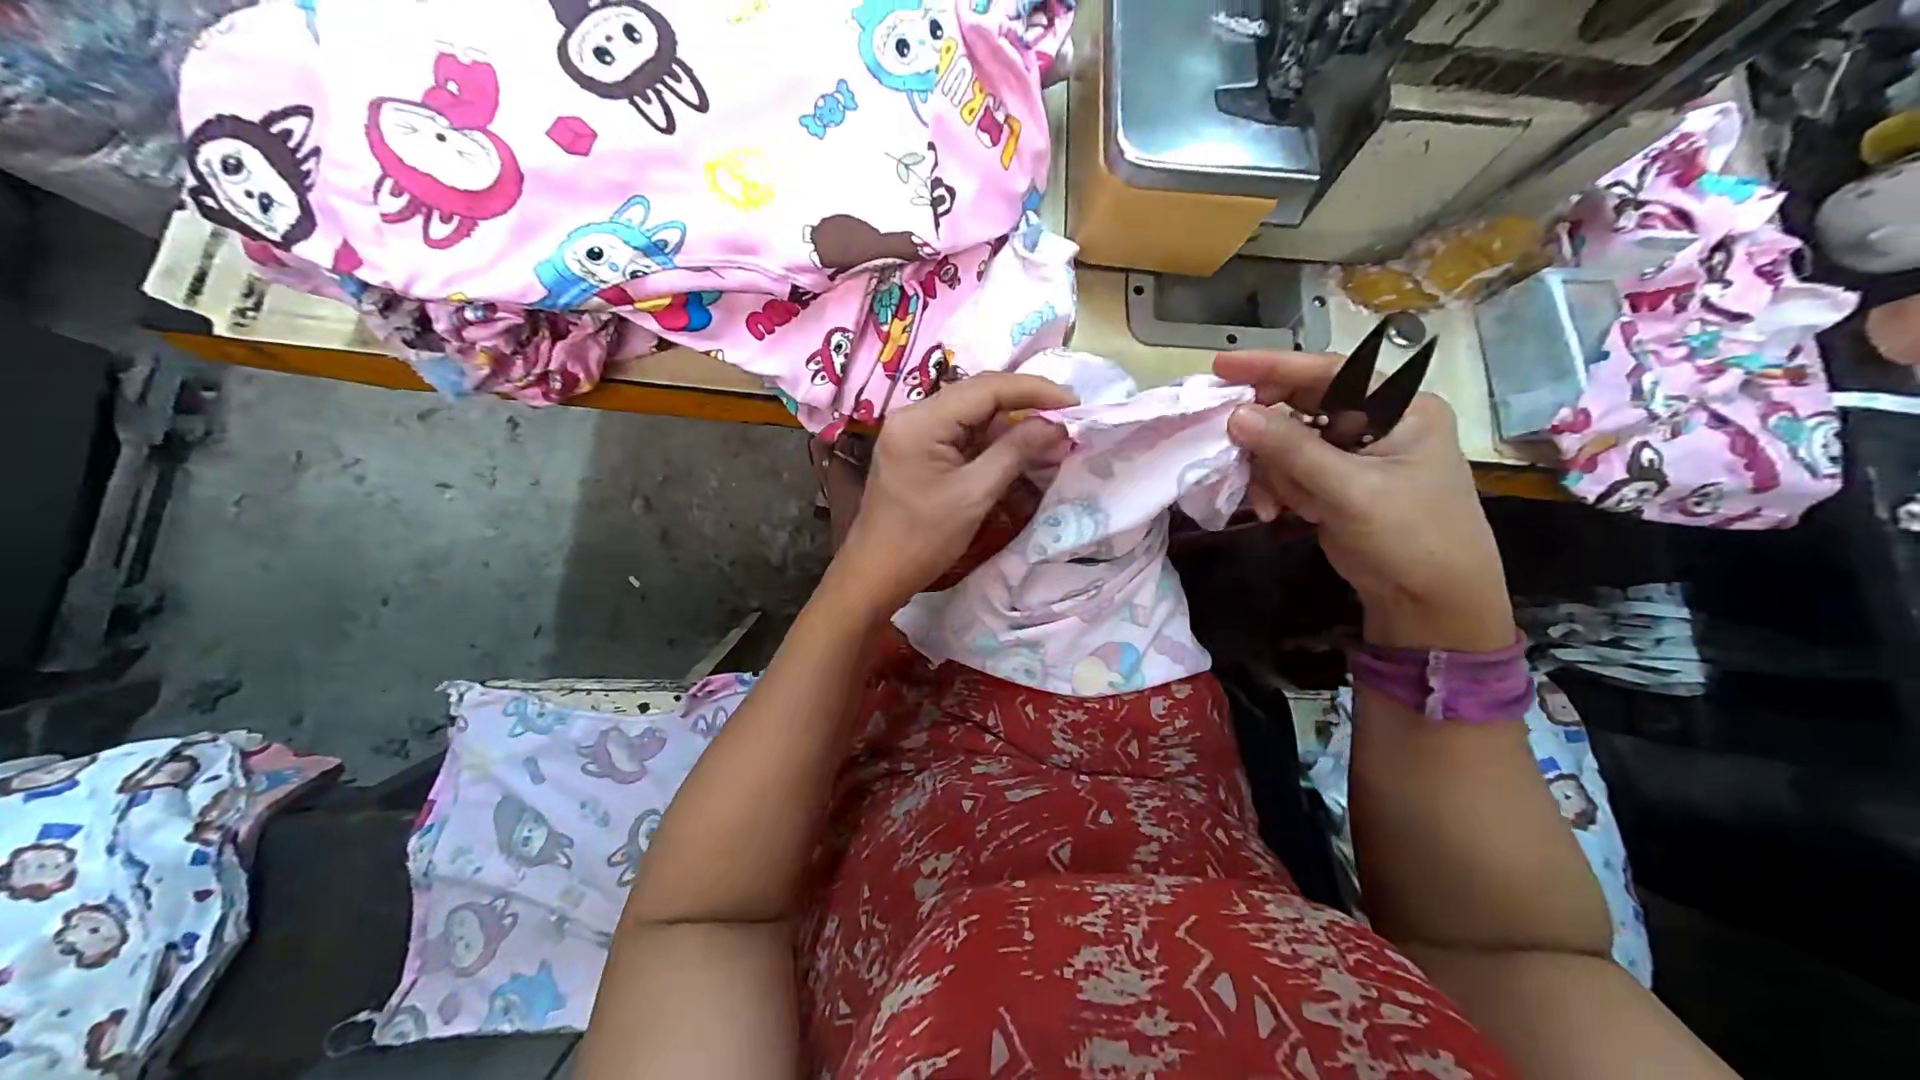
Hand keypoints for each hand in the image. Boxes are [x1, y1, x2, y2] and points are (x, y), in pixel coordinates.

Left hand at [825, 373, 1076, 617]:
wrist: (875, 573)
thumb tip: (1057, 425)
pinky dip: (992, 439)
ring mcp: (913, 431)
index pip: (986, 388)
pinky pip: (961, 432)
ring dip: (1011, 422)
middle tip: (1068, 418)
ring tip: (1052, 434)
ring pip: (972, 413)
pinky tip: (1020, 447)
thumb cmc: (922, 539)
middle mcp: (913, 415)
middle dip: (1026, 404)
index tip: (1075, 402)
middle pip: (978, 395)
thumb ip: (1015, 452)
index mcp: (920, 421)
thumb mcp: (975, 494)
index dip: (1034, 390)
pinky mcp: (917, 449)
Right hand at [1214, 351, 1515, 651]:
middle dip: (1265, 434)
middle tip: (1226, 442)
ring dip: (1269, 472)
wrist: (1431, 602)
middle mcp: (1373, 422)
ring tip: (1271, 504)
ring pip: (1286, 444)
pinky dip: (1275, 489)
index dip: (1273, 366)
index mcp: (1398, 407)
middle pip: (1299, 408)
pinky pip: (1288, 472)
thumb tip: (1234, 415)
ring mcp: (1351, 455)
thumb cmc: (1410, 536)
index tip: (1222, 365)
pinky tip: (1276, 513)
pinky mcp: (1333, 484)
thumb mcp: (1350, 490)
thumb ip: (1291, 450)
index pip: (1328, 372)